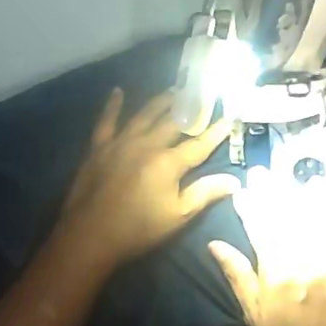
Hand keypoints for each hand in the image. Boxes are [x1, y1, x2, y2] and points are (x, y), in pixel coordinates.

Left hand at [56, 90, 238, 270]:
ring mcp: (120, 143)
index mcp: (168, 162)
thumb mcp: (177, 215)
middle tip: (203, 93)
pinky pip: (106, 121)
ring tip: (173, 90)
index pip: (199, 144)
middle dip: (190, 108)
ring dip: (160, 101)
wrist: (90, 236)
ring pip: (143, 115)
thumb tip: (235, 180)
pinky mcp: (98, 148)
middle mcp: (146, 145)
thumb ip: (204, 193)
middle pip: (172, 122)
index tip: (231, 117)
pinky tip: (117, 92)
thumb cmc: (138, 229)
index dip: (216, 132)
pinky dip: (113, 106)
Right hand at [207, 172, 325, 325]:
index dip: (251, 201)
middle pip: (294, 212)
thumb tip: (215, 245)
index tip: (245, 184)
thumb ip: (239, 278)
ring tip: (313, 181)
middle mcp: (312, 257)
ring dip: (322, 192)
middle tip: (270, 173)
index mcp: (279, 271)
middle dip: (278, 189)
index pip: (260, 224)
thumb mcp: (256, 319)